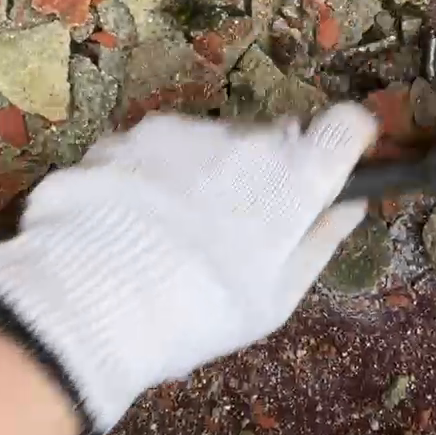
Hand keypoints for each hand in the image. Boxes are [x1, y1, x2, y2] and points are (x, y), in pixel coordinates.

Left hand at [0, 105, 374, 433]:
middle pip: (278, 135)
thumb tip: (351, 204)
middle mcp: (249, 135)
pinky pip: (165, 144)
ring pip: (218, 139)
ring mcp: (189, 128)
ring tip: (172, 227)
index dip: (346, 139)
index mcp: (295, 174)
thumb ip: (321, 240)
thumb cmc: (200, 310)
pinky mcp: (135, 131)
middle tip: (237, 221)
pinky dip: (160, 169)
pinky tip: (134, 216)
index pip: (347, 124)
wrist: (84, 304)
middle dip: (270, 167)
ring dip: (211, 168)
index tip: (333, 164)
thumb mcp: (275, 297)